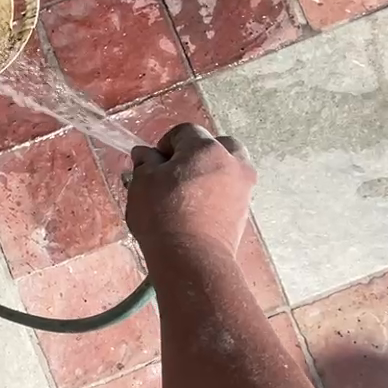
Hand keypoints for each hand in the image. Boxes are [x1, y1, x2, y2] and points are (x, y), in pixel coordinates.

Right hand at [125, 123, 256, 261]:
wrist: (190, 256)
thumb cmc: (162, 214)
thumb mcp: (142, 183)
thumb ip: (145, 162)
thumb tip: (145, 154)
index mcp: (206, 149)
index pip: (185, 131)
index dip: (164, 143)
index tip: (152, 164)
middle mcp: (232, 162)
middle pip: (217, 144)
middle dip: (195, 152)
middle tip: (174, 171)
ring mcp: (243, 186)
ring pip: (227, 166)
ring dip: (208, 171)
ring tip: (184, 191)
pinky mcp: (244, 208)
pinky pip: (229, 188)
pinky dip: (214, 191)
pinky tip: (194, 208)